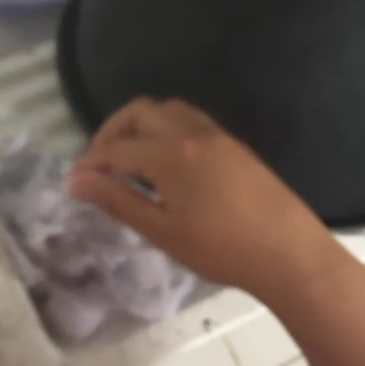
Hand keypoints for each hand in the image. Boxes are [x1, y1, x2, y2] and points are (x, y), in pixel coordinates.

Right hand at [68, 99, 343, 298]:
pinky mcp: (233, 146)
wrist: (292, 256)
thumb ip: (118, 200)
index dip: (89, 164)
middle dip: (110, 132)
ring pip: (167, 110)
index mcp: (170, 155)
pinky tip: (164, 163)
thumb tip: (76, 182)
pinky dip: (164, 129)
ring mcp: (216, 137)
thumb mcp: (162, 231)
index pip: (116, 149)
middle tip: (98, 164)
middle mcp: (191, 134)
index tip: (72, 183)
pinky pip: (189, 120)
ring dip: (139, 125)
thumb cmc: (221, 249)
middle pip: (139, 113)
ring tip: (129, 158)